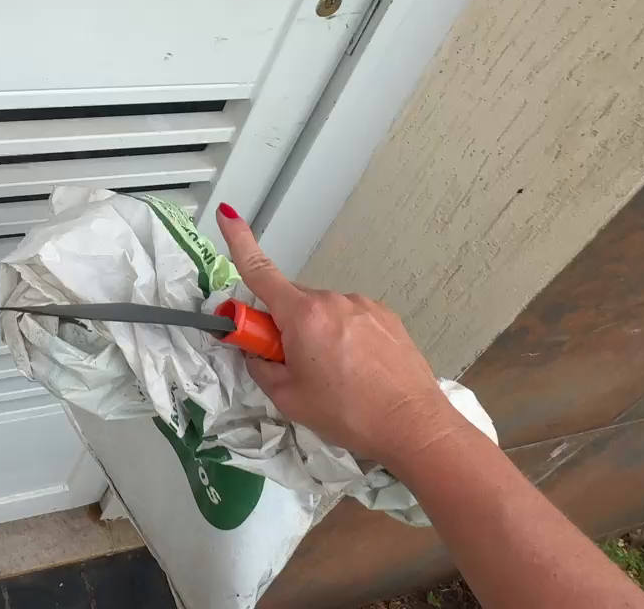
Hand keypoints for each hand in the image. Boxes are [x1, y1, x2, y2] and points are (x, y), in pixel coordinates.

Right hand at [214, 203, 466, 469]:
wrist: (417, 429)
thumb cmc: (349, 415)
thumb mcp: (288, 399)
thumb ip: (261, 367)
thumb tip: (255, 352)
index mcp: (303, 315)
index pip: (259, 270)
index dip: (238, 240)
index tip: (226, 212)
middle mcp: (331, 300)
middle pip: (289, 300)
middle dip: (282, 324)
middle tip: (293, 363)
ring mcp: (362, 304)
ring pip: (320, 311)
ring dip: (316, 331)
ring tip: (335, 375)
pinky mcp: (385, 315)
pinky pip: (349, 317)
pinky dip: (343, 335)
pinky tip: (358, 368)